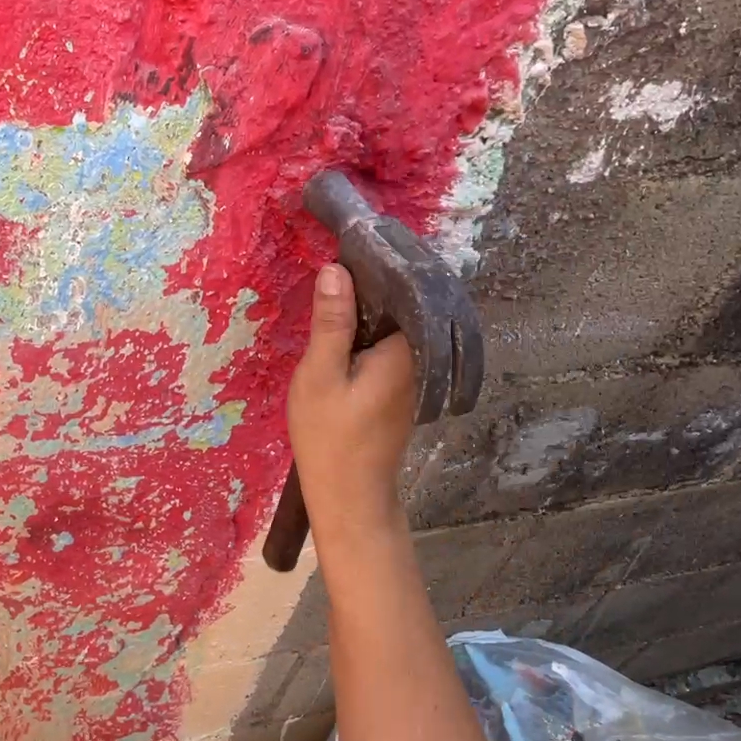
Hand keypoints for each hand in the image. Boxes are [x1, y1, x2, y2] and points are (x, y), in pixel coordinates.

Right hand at [287, 263, 416, 529]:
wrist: (349, 496)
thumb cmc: (331, 435)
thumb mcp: (320, 373)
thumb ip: (331, 322)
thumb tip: (336, 269)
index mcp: (408, 350)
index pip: (405, 291)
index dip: (379, 265)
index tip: (350, 243)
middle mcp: (419, 359)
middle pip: (400, 305)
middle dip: (371, 282)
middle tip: (334, 259)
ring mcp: (411, 375)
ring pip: (393, 325)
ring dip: (367, 306)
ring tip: (334, 281)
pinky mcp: (399, 387)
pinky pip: (387, 344)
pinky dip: (367, 329)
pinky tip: (341, 322)